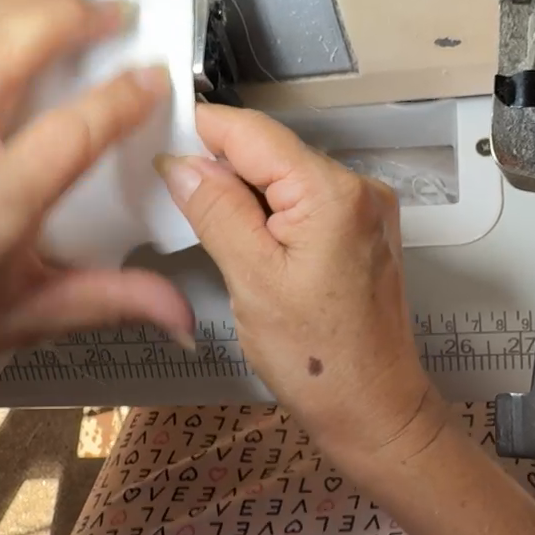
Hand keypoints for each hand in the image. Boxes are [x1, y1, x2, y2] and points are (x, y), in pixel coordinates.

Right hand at [156, 105, 445, 470]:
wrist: (375, 407)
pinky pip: (308, 201)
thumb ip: (216, 209)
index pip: (255, 133)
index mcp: (333, 190)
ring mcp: (367, 207)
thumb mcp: (252, 279)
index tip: (159, 132)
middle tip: (172, 188)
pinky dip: (273, 211)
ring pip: (288, 177)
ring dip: (246, 191)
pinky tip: (249, 238)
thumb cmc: (315, 356)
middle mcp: (359, 186)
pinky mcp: (365, 229)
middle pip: (274, 153)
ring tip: (207, 220)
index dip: (205, 128)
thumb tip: (179, 160)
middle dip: (223, 165)